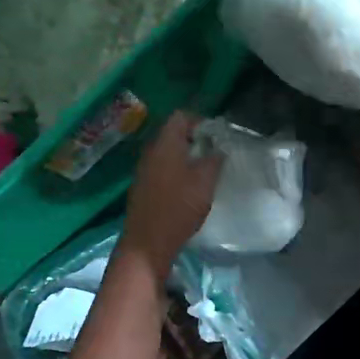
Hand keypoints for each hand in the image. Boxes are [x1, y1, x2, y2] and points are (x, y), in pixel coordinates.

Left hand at [120, 112, 221, 269]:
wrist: (148, 241)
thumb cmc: (179, 206)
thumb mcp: (205, 181)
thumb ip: (214, 159)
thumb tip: (218, 149)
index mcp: (165, 143)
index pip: (180, 116)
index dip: (199, 121)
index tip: (215, 137)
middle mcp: (150, 151)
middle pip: (171, 134)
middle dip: (193, 140)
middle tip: (212, 154)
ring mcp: (142, 169)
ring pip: (165, 153)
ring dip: (183, 157)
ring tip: (202, 172)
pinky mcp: (141, 187)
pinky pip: (159, 169)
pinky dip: (174, 171)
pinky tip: (186, 188)